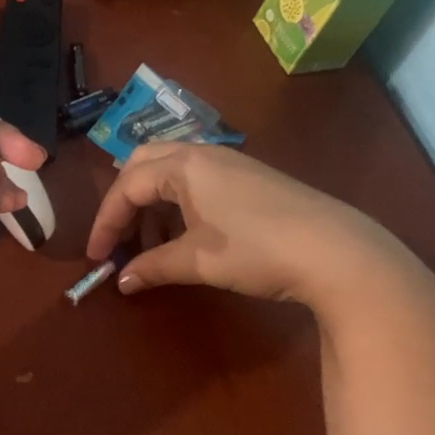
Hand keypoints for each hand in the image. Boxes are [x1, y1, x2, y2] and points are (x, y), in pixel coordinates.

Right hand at [87, 142, 406, 304]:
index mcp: (182, 165)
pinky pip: (196, 181)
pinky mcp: (250, 178)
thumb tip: (123, 280)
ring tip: (152, 246)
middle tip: (118, 238)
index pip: (127, 186)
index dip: (106, 222)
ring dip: (152, 205)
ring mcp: (229, 163)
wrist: (338, 251)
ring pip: (171, 173)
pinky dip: (178, 205)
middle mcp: (202, 154)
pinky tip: (187, 237)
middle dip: (125, 201)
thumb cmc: (257, 250)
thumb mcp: (199, 262)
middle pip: (143, 165)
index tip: (96, 257)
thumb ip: (154, 266)